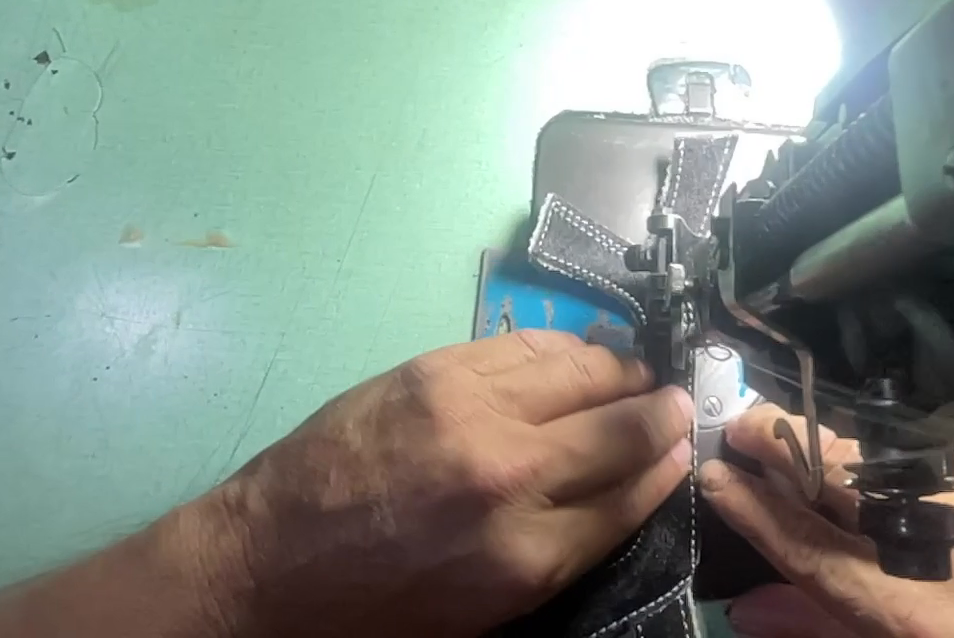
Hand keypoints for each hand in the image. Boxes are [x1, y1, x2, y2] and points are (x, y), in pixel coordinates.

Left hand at [207, 330, 694, 637]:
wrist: (269, 559)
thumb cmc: (379, 602)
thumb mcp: (482, 608)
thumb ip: (559, 548)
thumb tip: (620, 489)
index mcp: (524, 559)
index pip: (627, 497)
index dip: (664, 466)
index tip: (683, 445)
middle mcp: (511, 475)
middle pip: (617, 428)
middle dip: (660, 412)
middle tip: (675, 401)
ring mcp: (474, 409)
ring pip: (580, 371)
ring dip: (620, 368)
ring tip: (635, 371)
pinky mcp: (439, 367)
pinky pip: (528, 344)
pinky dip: (565, 347)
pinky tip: (579, 352)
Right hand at [699, 406, 953, 637]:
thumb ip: (834, 629)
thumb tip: (750, 609)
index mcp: (929, 619)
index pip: (812, 550)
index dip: (754, 511)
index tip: (714, 474)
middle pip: (835, 477)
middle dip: (775, 443)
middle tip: (736, 427)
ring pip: (874, 450)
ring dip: (820, 442)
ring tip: (781, 435)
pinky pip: (927, 446)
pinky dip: (883, 452)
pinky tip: (864, 455)